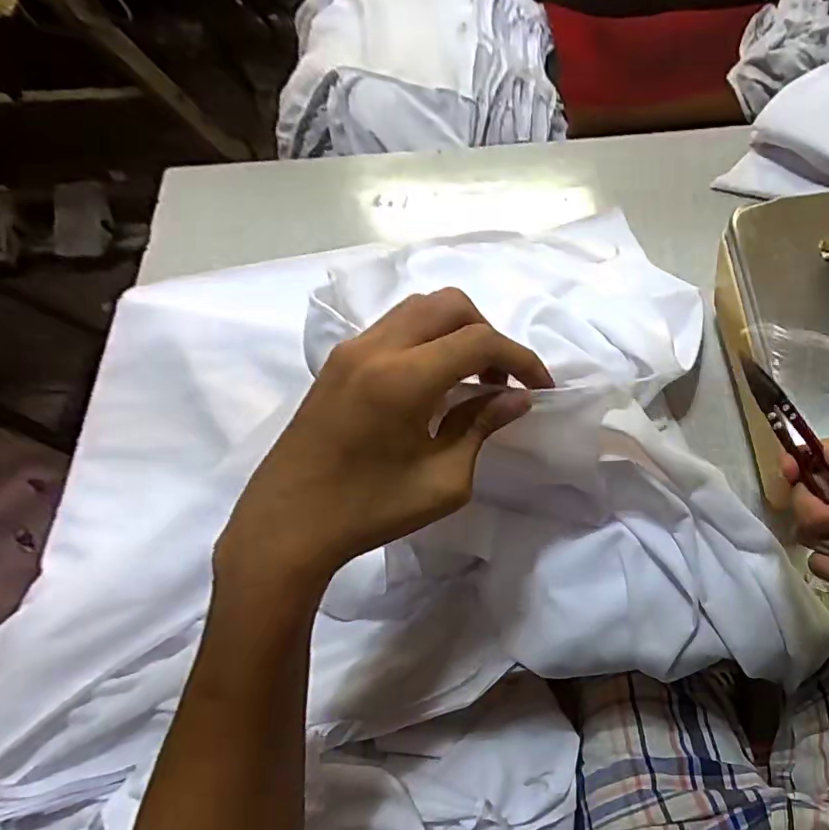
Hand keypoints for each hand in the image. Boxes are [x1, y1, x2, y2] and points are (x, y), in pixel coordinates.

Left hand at [218, 288, 552, 587]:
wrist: (287, 524)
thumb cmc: (371, 511)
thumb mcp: (444, 481)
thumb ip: (480, 428)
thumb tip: (516, 399)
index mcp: (403, 379)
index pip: (478, 341)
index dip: (521, 360)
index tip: (541, 389)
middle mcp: (375, 349)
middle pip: (450, 305)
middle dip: (490, 335)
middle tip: (504, 381)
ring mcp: (351, 350)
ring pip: (420, 308)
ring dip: (458, 333)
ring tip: (474, 380)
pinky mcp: (339, 361)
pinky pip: (396, 327)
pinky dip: (430, 340)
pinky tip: (438, 383)